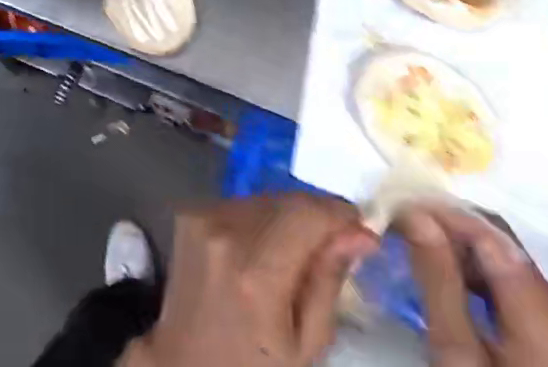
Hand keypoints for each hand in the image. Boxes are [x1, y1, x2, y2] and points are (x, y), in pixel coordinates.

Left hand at [122, 194, 378, 366]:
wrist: (185, 359)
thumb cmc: (253, 363)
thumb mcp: (306, 342)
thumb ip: (329, 280)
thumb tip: (361, 232)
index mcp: (255, 270)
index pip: (307, 212)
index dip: (340, 214)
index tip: (362, 230)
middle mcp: (224, 230)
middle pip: (285, 199)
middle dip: (317, 216)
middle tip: (335, 246)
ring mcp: (200, 216)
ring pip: (264, 198)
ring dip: (288, 216)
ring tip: (297, 255)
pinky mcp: (189, 211)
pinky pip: (240, 203)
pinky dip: (261, 219)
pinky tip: (264, 250)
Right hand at [396, 205, 547, 366]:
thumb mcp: (455, 355)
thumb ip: (438, 281)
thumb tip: (416, 215)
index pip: (494, 239)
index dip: (446, 214)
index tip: (400, 204)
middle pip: (508, 246)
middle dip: (453, 225)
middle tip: (403, 217)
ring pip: (510, 260)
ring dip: (463, 244)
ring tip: (418, 237)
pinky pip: (517, 282)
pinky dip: (480, 268)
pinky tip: (450, 269)